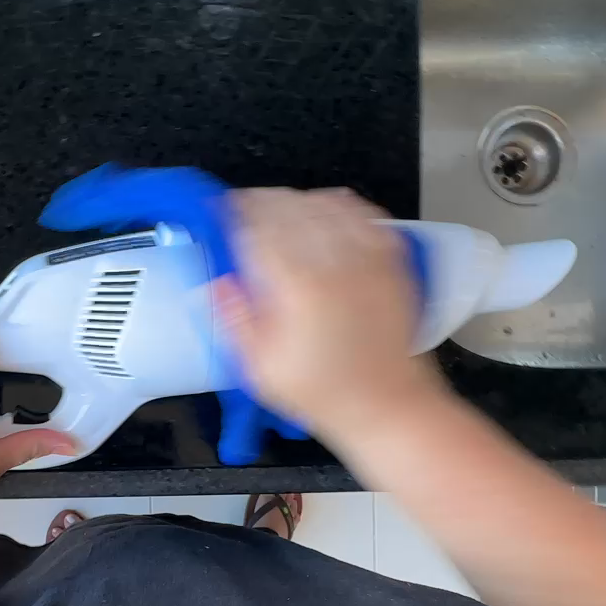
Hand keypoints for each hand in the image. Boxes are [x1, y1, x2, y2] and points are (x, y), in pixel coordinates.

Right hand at [215, 188, 449, 442]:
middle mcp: (333, 263)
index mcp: (297, 287)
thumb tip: (215, 284)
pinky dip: (339, 205)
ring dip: (297, 200)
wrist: (385, 405)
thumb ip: (236, 320)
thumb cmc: (322, 393)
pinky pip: (362, 215)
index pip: (259, 228)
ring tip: (279, 207)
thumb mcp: (261, 368)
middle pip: (291, 208)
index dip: (235, 213)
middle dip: (263, 202)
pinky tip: (324, 210)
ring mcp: (367, 259)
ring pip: (326, 205)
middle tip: (243, 207)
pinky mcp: (390, 263)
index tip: (221, 210)